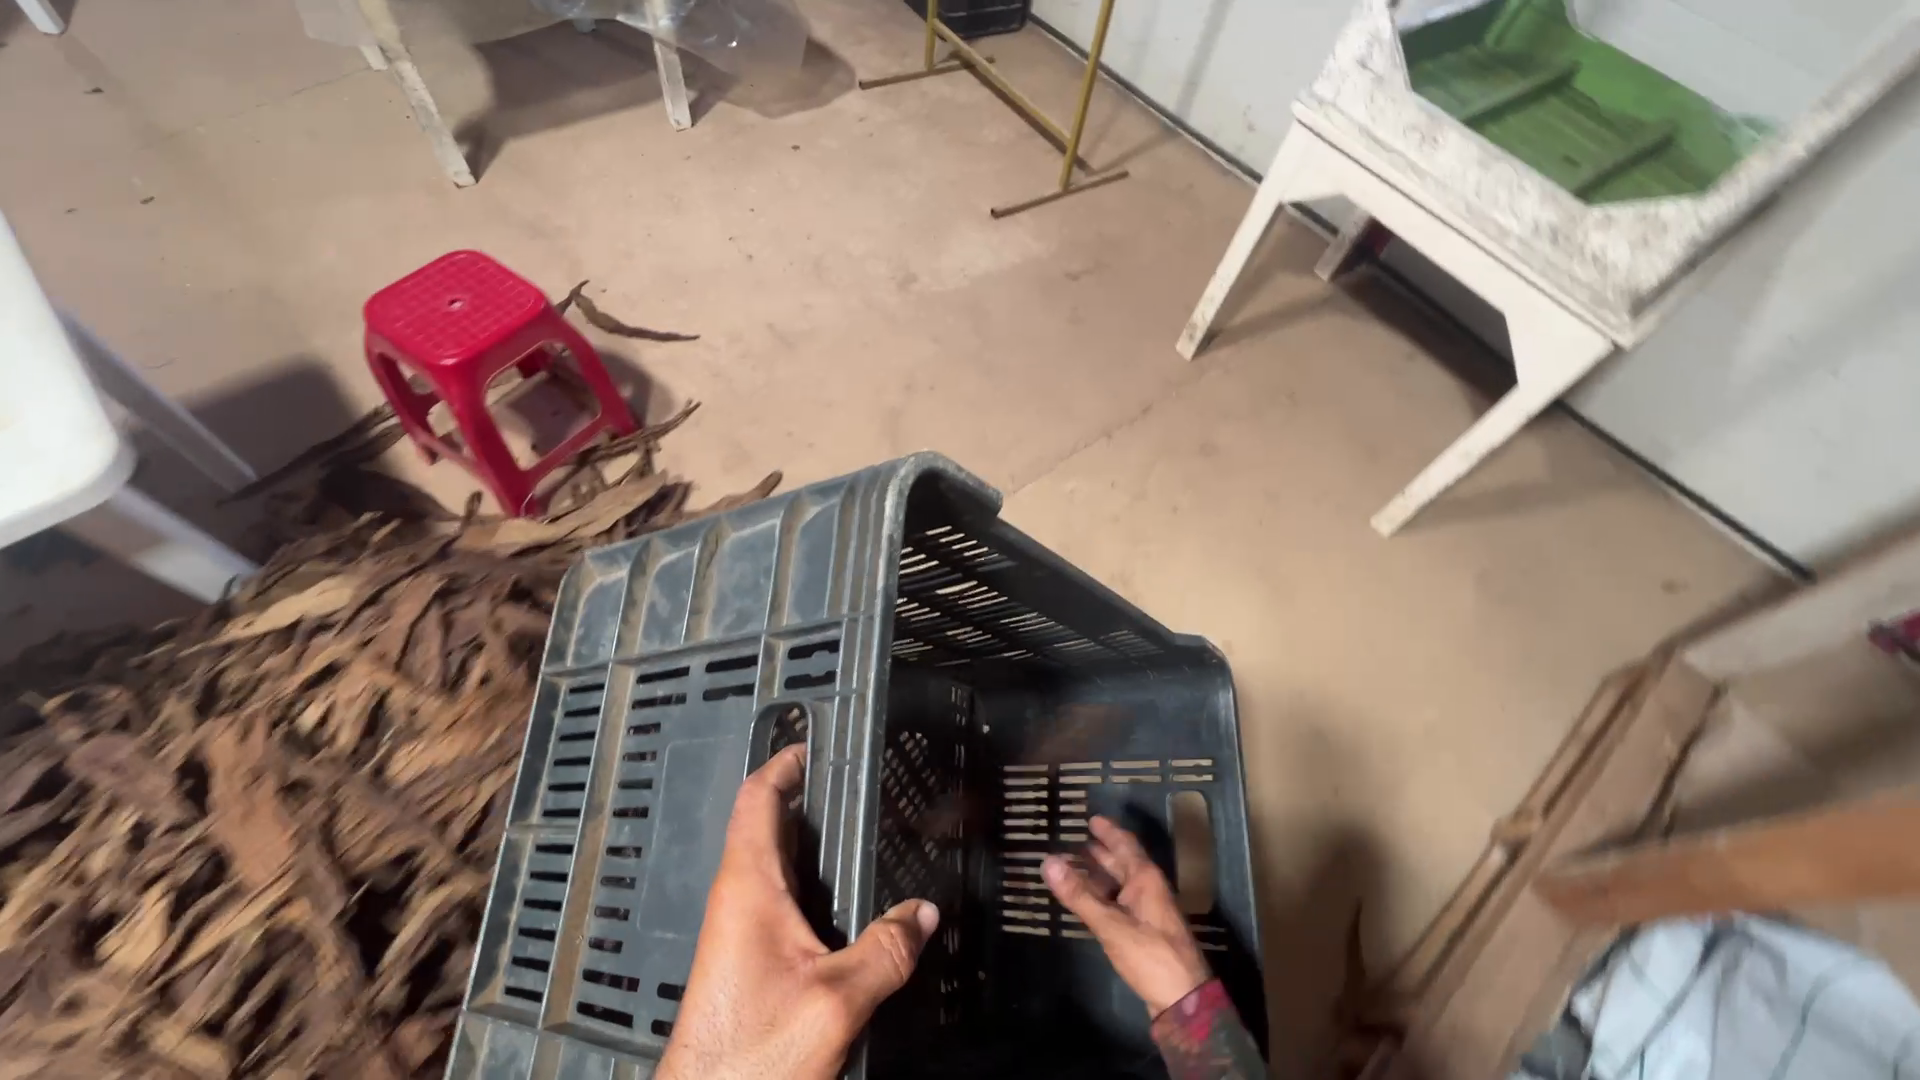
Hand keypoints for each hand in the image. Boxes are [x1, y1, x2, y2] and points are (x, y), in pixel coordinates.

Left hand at [657, 745, 939, 1079]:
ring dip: (807, 836)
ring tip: (857, 827)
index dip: (783, 763)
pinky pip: (776, 893)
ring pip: (771, 859)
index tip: (815, 743)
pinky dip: (806, 875)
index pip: (757, 799)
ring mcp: (737, 926)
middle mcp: (737, 896)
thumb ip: (885, 953)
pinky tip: (841, 896)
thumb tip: (924, 913)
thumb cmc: (751, 1054)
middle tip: (853, 782)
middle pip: (765, 821)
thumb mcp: (835, 1002)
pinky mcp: (744, 954)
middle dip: (805, 794)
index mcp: (749, 885)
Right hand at [1042, 815, 1211, 1016]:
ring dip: (1100, 874)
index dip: (1109, 831)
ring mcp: (1148, 911)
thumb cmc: (1150, 955)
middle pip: (1123, 862)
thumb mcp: (1110, 924)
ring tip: (1076, 865)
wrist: (1183, 1000)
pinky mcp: (1145, 931)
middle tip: (1076, 841)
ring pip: (1121, 884)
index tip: (1092, 819)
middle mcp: (1149, 889)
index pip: (1126, 845)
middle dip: (1101, 851)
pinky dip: (1103, 895)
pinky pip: (1120, 901)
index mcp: (1146, 879)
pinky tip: (1089, 900)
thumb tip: (1048, 861)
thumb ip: (1079, 894)